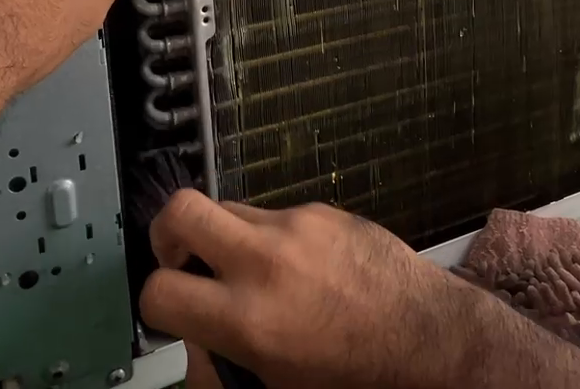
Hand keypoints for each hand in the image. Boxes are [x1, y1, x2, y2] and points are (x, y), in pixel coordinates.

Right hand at [139, 192, 484, 388]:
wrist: (425, 335)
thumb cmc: (354, 374)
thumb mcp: (273, 385)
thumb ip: (221, 364)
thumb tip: (196, 343)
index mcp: (248, 319)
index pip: (160, 291)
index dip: (155, 303)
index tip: (171, 309)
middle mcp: (265, 260)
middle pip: (182, 210)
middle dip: (167, 232)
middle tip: (180, 258)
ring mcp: (295, 225)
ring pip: (230, 208)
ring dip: (225, 236)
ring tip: (250, 271)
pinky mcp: (321, 209)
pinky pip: (276, 215)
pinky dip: (272, 237)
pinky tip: (298, 268)